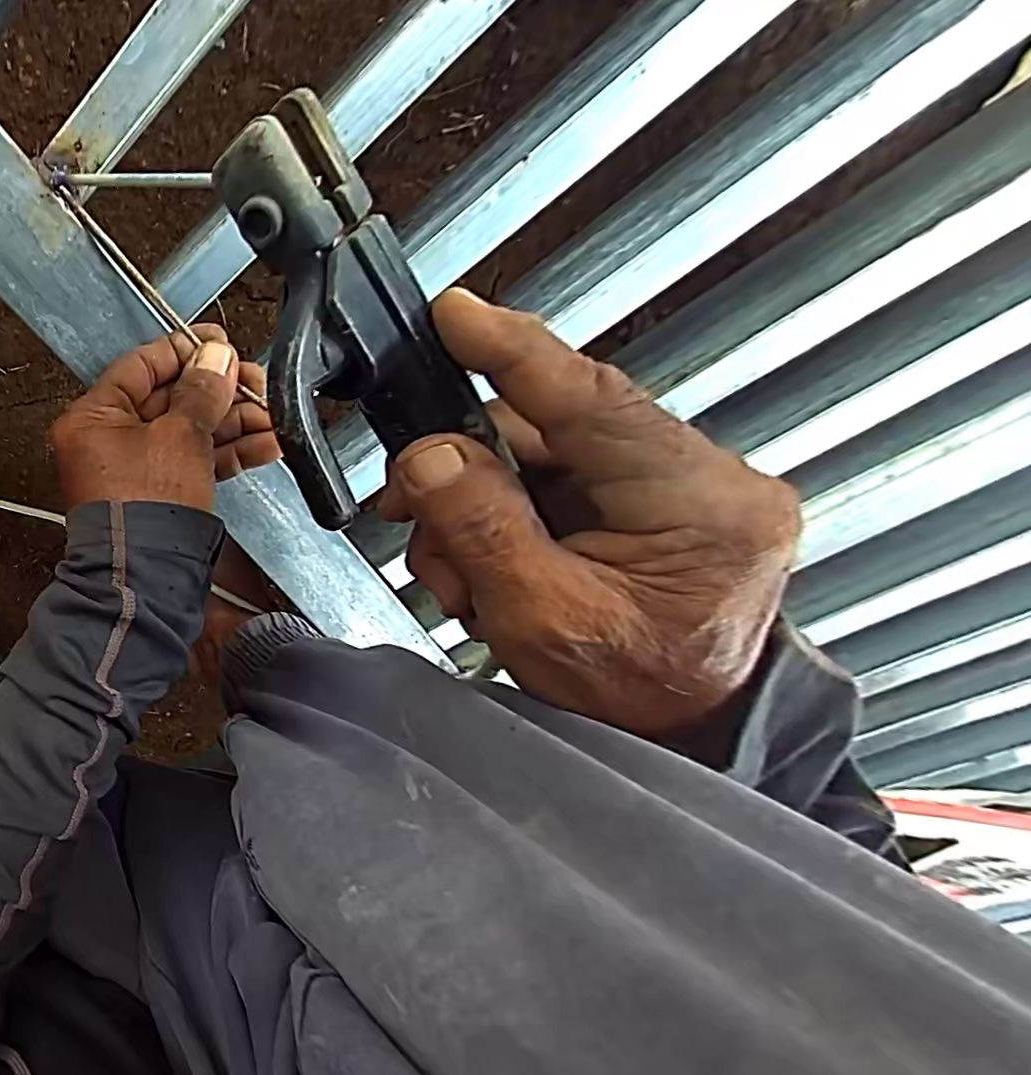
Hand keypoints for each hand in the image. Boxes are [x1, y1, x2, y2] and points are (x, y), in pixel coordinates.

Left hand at [51, 325, 277, 511]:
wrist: (147, 577)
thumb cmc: (143, 511)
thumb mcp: (179, 436)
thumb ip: (201, 392)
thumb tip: (216, 357)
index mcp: (93, 419)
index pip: (141, 367)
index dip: (183, 351)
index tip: (217, 343)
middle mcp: (108, 442)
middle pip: (170, 399)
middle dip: (219, 391)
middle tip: (253, 382)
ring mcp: (135, 469)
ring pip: (188, 431)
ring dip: (233, 422)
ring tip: (271, 416)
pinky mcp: (159, 494)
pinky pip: (195, 461)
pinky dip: (229, 453)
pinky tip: (264, 444)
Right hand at [381, 289, 800, 740]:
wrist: (670, 730)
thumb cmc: (629, 688)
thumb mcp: (540, 616)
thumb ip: (482, 528)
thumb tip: (430, 455)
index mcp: (697, 503)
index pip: (593, 400)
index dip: (514, 351)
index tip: (456, 316)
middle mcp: (689, 481)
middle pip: (537, 433)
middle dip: (456, 471)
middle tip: (405, 510)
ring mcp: (654, 490)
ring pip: (520, 459)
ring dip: (463, 509)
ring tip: (457, 574)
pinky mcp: (622, 504)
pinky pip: (528, 484)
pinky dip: (481, 520)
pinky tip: (475, 567)